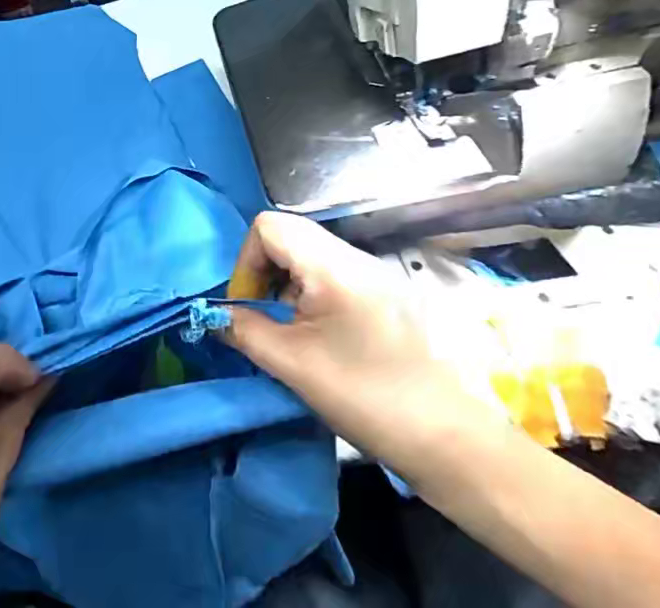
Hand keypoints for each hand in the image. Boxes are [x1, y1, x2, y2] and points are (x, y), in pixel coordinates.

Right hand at [222, 212, 506, 480]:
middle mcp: (355, 257)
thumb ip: (245, 331)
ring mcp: (373, 273)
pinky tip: (317, 338)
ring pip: (311, 257)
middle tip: (261, 319)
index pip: (269, 226)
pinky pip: (333, 276)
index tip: (247, 306)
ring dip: (286, 286)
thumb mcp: (292, 363)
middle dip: (263, 273)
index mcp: (333, 263)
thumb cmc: (363, 394)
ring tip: (288, 333)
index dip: (246, 262)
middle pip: (290, 237)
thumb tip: (216, 316)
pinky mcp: (384, 294)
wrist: (444, 433)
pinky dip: (310, 296)